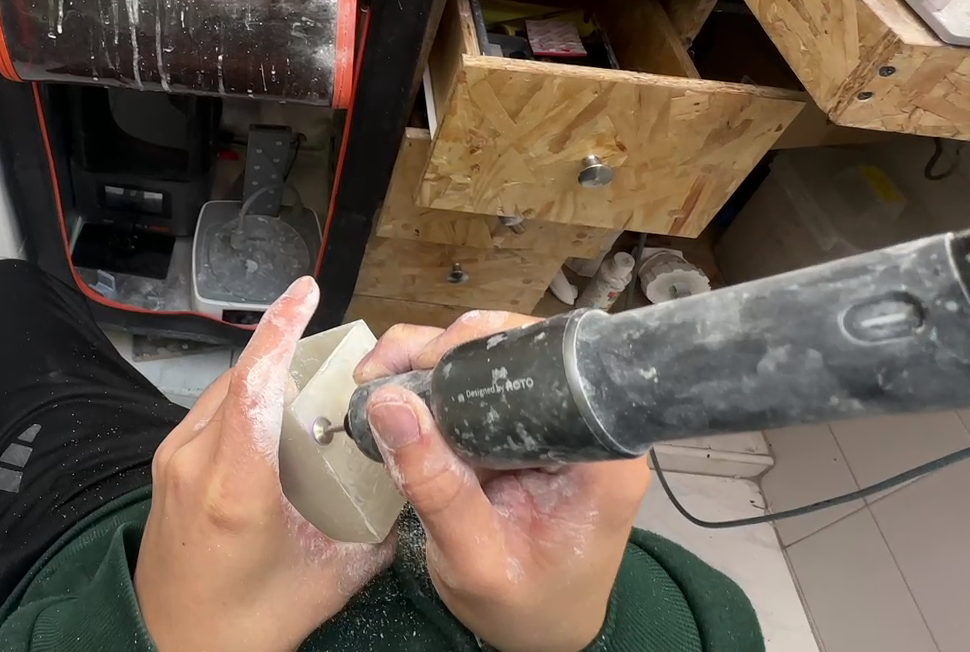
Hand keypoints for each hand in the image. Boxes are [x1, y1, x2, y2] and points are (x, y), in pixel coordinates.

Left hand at [135, 277, 394, 651]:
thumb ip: (373, 527)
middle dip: (288, 349)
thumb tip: (405, 477)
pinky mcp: (165, 456)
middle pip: (244, 375)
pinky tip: (274, 416)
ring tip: (309, 384)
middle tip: (334, 351)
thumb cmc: (244, 625)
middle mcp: (193, 457)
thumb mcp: (325, 578)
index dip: (281, 329)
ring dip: (267, 373)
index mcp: (234, 486)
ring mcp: (172, 453)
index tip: (306, 290)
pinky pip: (212, 405)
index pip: (255, 384)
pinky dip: (246, 395)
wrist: (168, 646)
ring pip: (226, 386)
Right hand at [355, 312, 649, 651]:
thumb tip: (388, 404)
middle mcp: (574, 419)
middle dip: (437, 349)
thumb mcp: (475, 561)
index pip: (547, 363)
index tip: (424, 367)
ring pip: (479, 352)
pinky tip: (391, 388)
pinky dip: (422, 374)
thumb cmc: (524, 607)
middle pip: (506, 346)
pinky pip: (466, 377)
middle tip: (381, 373)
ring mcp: (542, 415)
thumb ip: (436, 489)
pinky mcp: (513, 419)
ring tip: (376, 378)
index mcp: (593, 451)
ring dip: (421, 356)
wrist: (537, 631)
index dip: (483, 348)